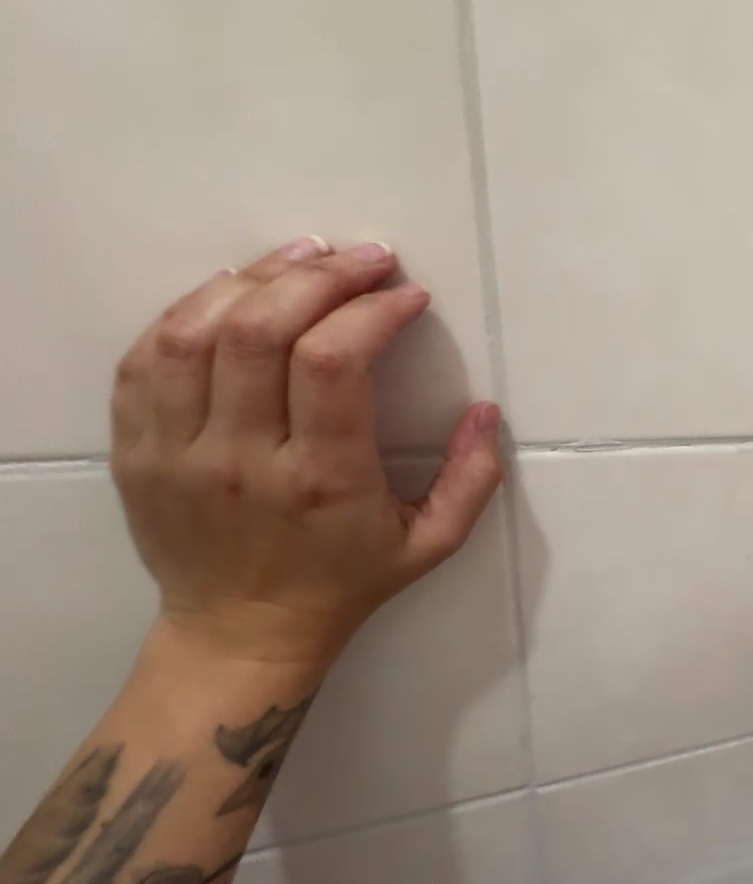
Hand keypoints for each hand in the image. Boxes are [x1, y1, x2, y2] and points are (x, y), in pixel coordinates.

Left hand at [109, 236, 504, 665]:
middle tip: (366, 258)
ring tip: (305, 256)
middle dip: (320, 277)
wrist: (246, 628)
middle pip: (262, 331)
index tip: (409, 296)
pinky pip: (146, 357)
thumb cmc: (353, 580)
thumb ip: (474, 477)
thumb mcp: (437, 541)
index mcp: (324, 478)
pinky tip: (236, 289)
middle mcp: (241, 457)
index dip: (371, 312)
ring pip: (196, 332)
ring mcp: (176, 450)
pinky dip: (190, 308)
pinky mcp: (136, 447)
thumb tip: (485, 410)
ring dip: (255, 278)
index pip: (333, 362)